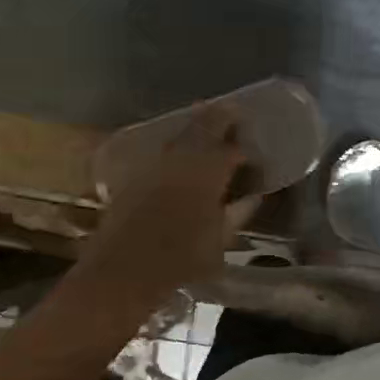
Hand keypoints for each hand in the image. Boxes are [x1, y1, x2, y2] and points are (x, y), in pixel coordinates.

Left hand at [82, 105, 260, 295]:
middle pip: (202, 127)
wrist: (125, 268)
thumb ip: (237, 215)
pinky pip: (159, 151)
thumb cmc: (182, 258)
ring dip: (193, 128)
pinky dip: (173, 147)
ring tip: (205, 123)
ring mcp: (153, 164)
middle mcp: (180, 159)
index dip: (244, 145)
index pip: (231, 148)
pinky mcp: (132, 175)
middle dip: (218, 118)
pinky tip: (176, 154)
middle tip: (231, 112)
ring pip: (178, 136)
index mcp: (208, 172)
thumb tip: (251, 198)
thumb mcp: (220, 240)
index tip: (254, 145)